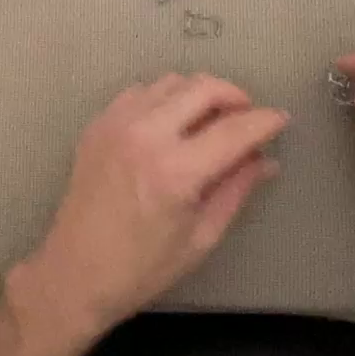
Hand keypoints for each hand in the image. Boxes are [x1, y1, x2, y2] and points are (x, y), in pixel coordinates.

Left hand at [13, 74, 287, 344]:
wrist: (73, 273)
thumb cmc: (142, 268)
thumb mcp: (200, 238)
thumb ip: (236, 190)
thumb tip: (265, 160)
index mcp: (176, 172)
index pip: (234, 129)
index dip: (265, 121)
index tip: (281, 118)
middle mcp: (146, 136)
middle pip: (203, 88)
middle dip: (235, 95)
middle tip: (247, 116)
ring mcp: (117, 124)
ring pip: (171, 82)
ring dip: (198, 94)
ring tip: (210, 120)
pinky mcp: (98, 124)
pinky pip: (140, 92)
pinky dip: (163, 99)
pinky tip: (170, 124)